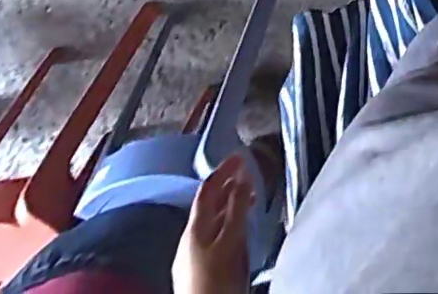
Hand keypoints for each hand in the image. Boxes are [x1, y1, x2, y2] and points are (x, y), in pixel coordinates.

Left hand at [173, 154, 254, 293]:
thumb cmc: (217, 286)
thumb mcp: (231, 244)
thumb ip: (236, 211)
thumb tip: (242, 180)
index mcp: (194, 229)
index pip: (207, 190)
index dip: (223, 170)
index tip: (239, 156)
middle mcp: (189, 241)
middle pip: (208, 206)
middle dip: (227, 187)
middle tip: (247, 174)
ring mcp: (192, 259)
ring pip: (212, 224)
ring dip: (229, 208)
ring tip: (249, 200)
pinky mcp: (199, 275)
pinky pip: (214, 241)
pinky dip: (227, 228)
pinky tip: (240, 235)